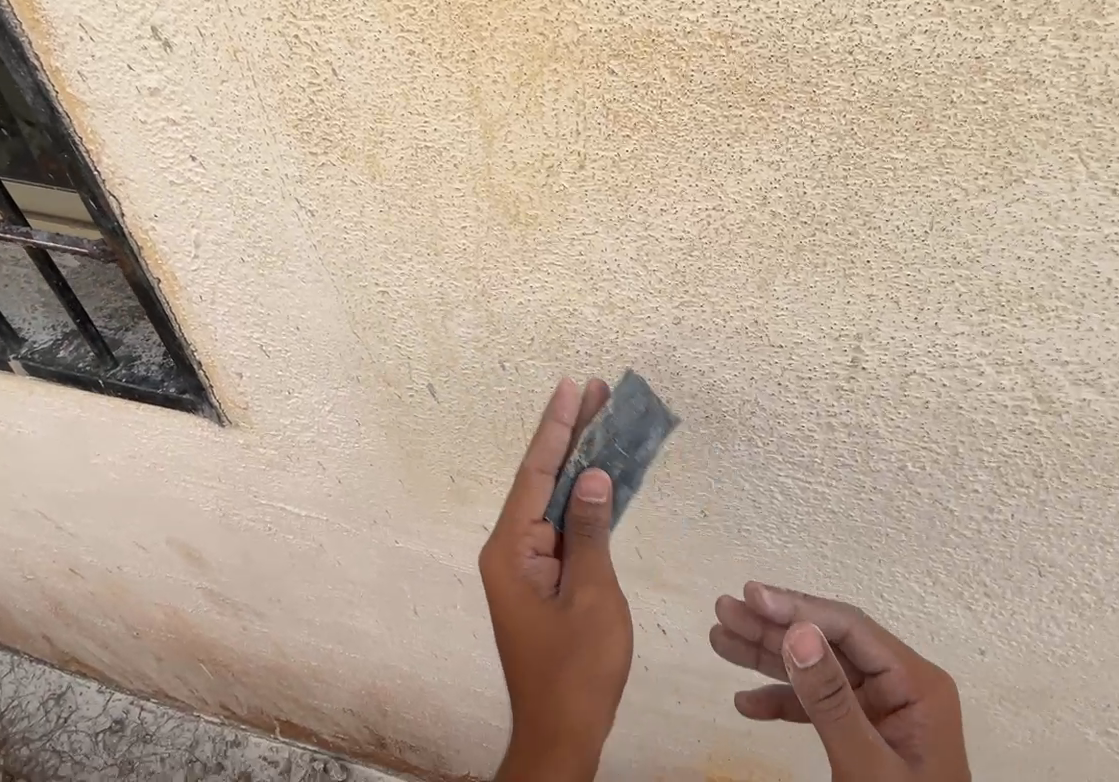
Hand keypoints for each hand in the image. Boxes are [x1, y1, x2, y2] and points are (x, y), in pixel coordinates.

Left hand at [481, 377, 632, 781]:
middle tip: (597, 389)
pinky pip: (566, 526)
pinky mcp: (546, 576)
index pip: (536, 473)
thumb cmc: (577, 669)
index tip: (571, 387)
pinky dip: (586, 500)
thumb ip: (590, 531)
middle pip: (544, 478)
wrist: (562, 731)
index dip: (556, 427)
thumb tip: (593, 476)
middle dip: (571, 433)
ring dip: (581, 461)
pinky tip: (608, 473)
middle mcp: (513, 548)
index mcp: (511, 550)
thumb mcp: (591, 595)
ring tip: (605, 416)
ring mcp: (529, 563)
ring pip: (556, 498)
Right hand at [710, 582, 969, 780]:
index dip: (796, 607)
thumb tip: (797, 632)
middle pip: (827, 642)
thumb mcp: (868, 766)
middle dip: (772, 628)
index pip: (849, 627)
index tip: (749, 596)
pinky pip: (818, 705)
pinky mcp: (866, 733)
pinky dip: (781, 701)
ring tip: (719, 639)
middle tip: (723, 611)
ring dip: (766, 658)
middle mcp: (900, 685)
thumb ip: (832, 700)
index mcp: (916, 683)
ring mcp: (882, 709)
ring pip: (816, 669)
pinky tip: (746, 703)